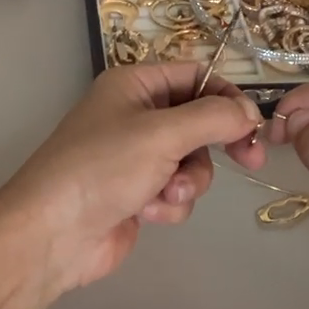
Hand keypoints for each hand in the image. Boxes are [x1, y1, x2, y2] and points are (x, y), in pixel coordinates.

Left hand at [0, 63, 261, 295]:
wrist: (54, 232)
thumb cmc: (103, 167)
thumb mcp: (161, 133)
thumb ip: (212, 118)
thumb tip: (249, 111)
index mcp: (133, 85)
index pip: (194, 76)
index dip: (227, 96)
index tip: (255, 123)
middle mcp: (134, 114)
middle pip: (198, 120)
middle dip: (215, 144)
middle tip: (251, 159)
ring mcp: (134, 156)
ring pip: (191, 161)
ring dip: (187, 180)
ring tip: (165, 192)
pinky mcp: (136, 193)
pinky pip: (175, 190)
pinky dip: (169, 202)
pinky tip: (146, 212)